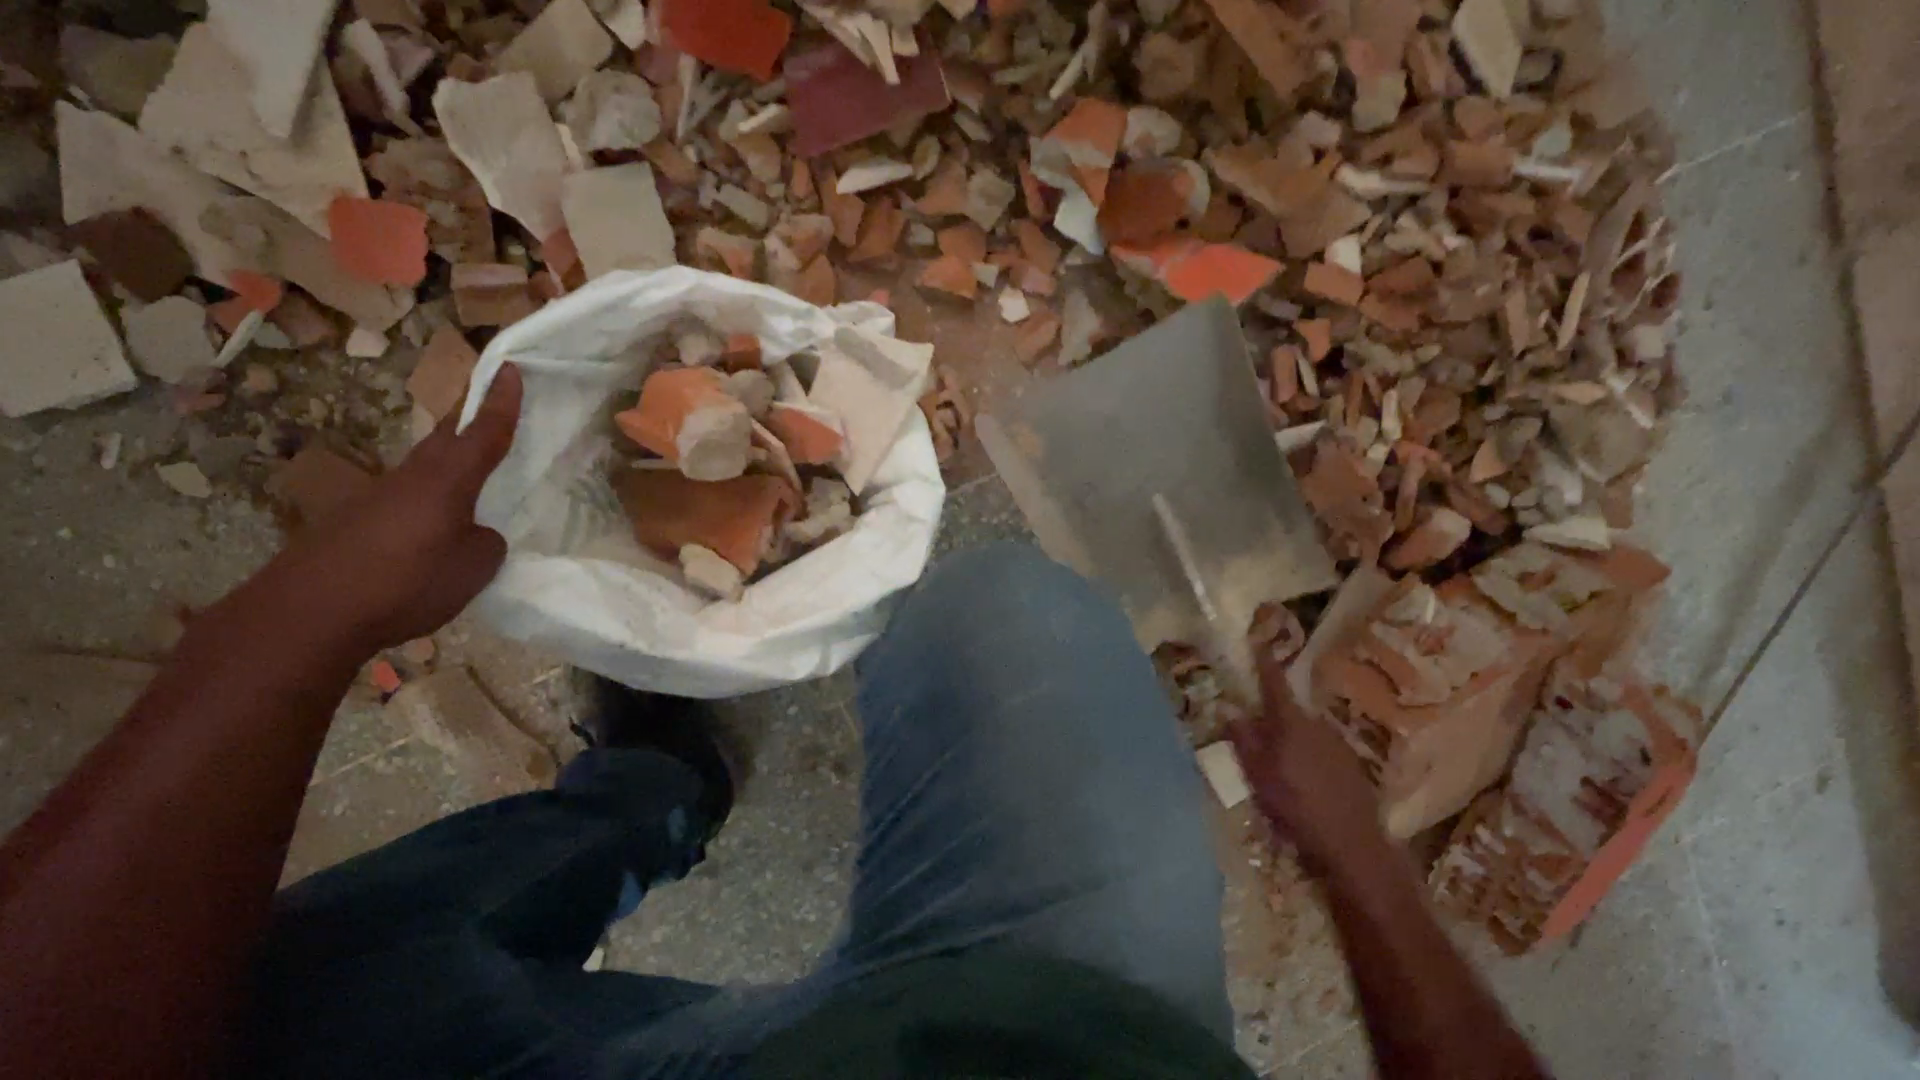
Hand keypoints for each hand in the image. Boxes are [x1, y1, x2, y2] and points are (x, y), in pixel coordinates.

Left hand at [247, 365, 523, 654]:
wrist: (310, 611)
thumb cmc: (407, 581)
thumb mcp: (474, 568)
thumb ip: (485, 542)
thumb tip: (473, 534)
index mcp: (448, 480)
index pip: (484, 431)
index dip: (500, 401)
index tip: (510, 367)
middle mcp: (412, 477)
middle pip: (447, 441)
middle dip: (470, 426)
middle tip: (492, 416)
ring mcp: (377, 498)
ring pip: (423, 473)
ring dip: (448, 473)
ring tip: (469, 494)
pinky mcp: (354, 523)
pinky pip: (402, 504)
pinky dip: (423, 509)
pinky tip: (428, 540)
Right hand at [1229, 652, 1385, 868]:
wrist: (1351, 842)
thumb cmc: (1295, 804)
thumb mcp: (1257, 774)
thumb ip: (1243, 739)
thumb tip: (1230, 709)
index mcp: (1290, 722)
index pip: (1274, 683)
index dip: (1264, 663)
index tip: (1258, 641)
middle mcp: (1317, 724)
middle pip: (1288, 712)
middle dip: (1272, 719)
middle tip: (1256, 737)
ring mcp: (1338, 744)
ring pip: (1305, 734)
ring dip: (1291, 743)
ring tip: (1278, 769)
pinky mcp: (1351, 766)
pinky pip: (1321, 752)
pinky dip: (1308, 760)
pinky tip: (1303, 785)